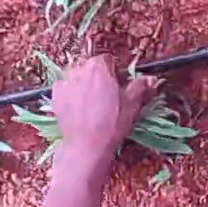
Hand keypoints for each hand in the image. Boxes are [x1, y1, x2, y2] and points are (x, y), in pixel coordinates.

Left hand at [49, 55, 158, 174]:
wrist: (86, 146)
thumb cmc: (111, 125)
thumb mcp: (131, 106)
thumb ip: (140, 88)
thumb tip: (151, 79)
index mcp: (99, 67)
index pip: (109, 60)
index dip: (116, 74)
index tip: (119, 88)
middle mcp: (79, 68)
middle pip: (91, 67)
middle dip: (99, 78)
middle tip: (107, 99)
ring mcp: (65, 81)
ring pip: (78, 77)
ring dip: (85, 85)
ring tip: (92, 105)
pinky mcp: (55, 95)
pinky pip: (66, 88)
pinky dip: (72, 94)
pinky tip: (80, 109)